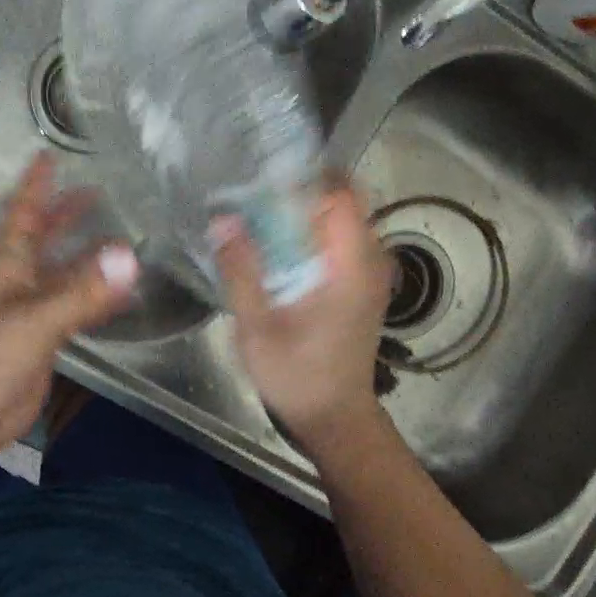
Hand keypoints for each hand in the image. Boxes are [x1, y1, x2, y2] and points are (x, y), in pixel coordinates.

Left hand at [0, 154, 139, 456]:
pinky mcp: (41, 339)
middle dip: (65, 215)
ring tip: (119, 237)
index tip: (47, 156)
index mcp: (5, 269)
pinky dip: (95, 296)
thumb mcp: (35, 322)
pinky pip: (72, 306)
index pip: (22, 217)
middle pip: (41, 240)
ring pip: (60, 273)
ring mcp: (27, 312)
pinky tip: (120, 294)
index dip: (34, 187)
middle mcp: (15, 283)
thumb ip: (82, 293)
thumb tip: (130, 258)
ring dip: (85, 255)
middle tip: (96, 193)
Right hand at [212, 182, 392, 455]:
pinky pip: (339, 244)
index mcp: (352, 266)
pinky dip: (309, 238)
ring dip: (301, 216)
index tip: (262, 178)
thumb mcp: (258, 326)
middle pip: (342, 203)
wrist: (334, 418)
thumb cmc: (297, 375)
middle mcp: (372, 261)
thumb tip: (223, 220)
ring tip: (256, 222)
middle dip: (297, 194)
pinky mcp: (362, 287)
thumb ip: (242, 271)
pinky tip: (275, 253)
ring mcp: (371, 274)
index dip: (304, 178)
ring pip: (339, 222)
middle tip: (250, 198)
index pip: (341, 194)